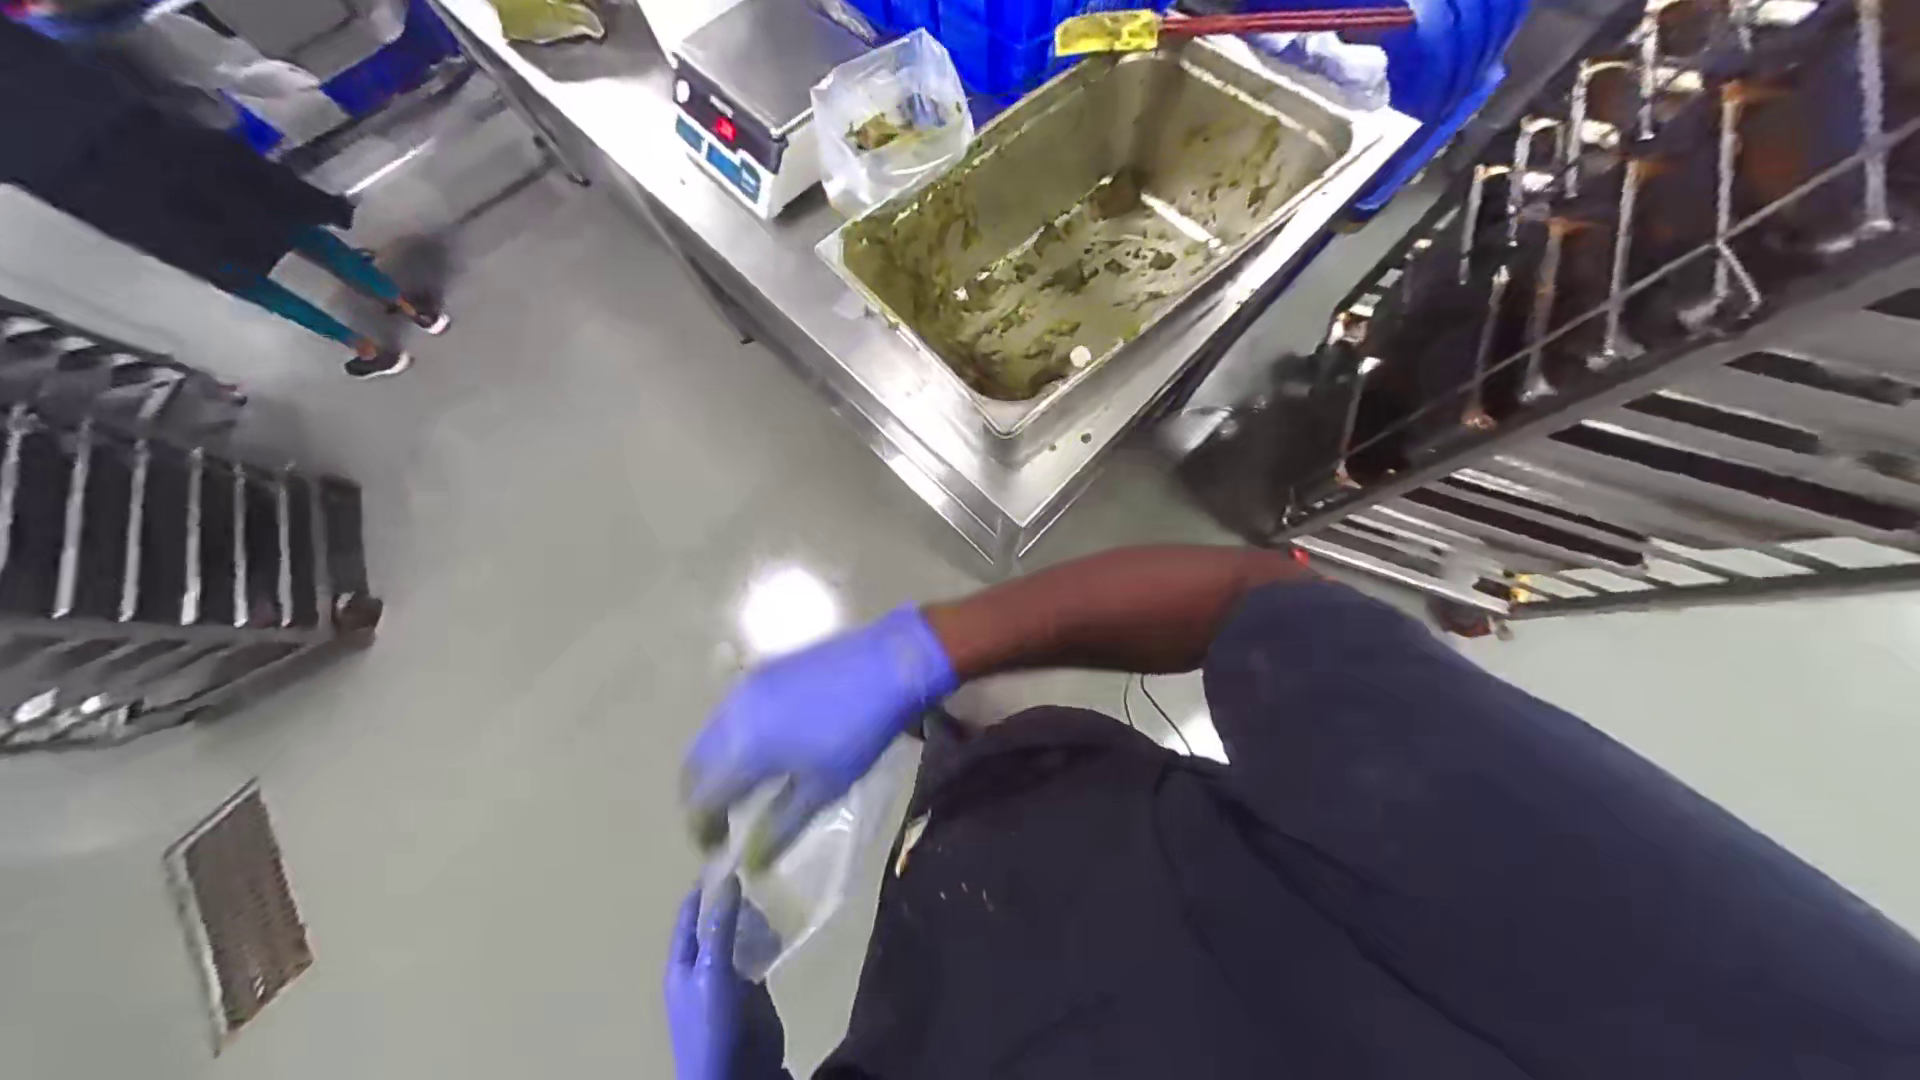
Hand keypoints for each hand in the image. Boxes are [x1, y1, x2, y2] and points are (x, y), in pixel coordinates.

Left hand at [664, 877, 786, 1079]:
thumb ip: (720, 926)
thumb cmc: (713, 1026)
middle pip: (717, 920)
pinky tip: (783, 923)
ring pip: (741, 933)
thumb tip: (727, 879)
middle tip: (758, 868)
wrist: (736, 1079)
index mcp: (683, 963)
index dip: (704, 886)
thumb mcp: (712, 972)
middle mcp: (704, 965)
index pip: (689, 913)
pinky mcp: (753, 988)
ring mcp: (729, 977)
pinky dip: (768, 937)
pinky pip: (759, 952)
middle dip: (734, 897)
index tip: (726, 855)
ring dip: (754, 916)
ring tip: (773, 891)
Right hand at [684, 606, 956, 865]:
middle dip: (700, 796)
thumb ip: (781, 827)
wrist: (886, 663)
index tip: (718, 848)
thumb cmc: (857, 732)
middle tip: (723, 820)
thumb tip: (750, 863)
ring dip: (713, 764)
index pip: (701, 799)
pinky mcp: (762, 669)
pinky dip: (728, 737)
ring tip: (740, 786)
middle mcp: (731, 714)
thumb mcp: (823, 787)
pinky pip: (728, 711)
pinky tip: (757, 747)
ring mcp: (745, 686)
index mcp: (743, 748)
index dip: (704, 829)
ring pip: (709, 735)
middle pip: (695, 764)